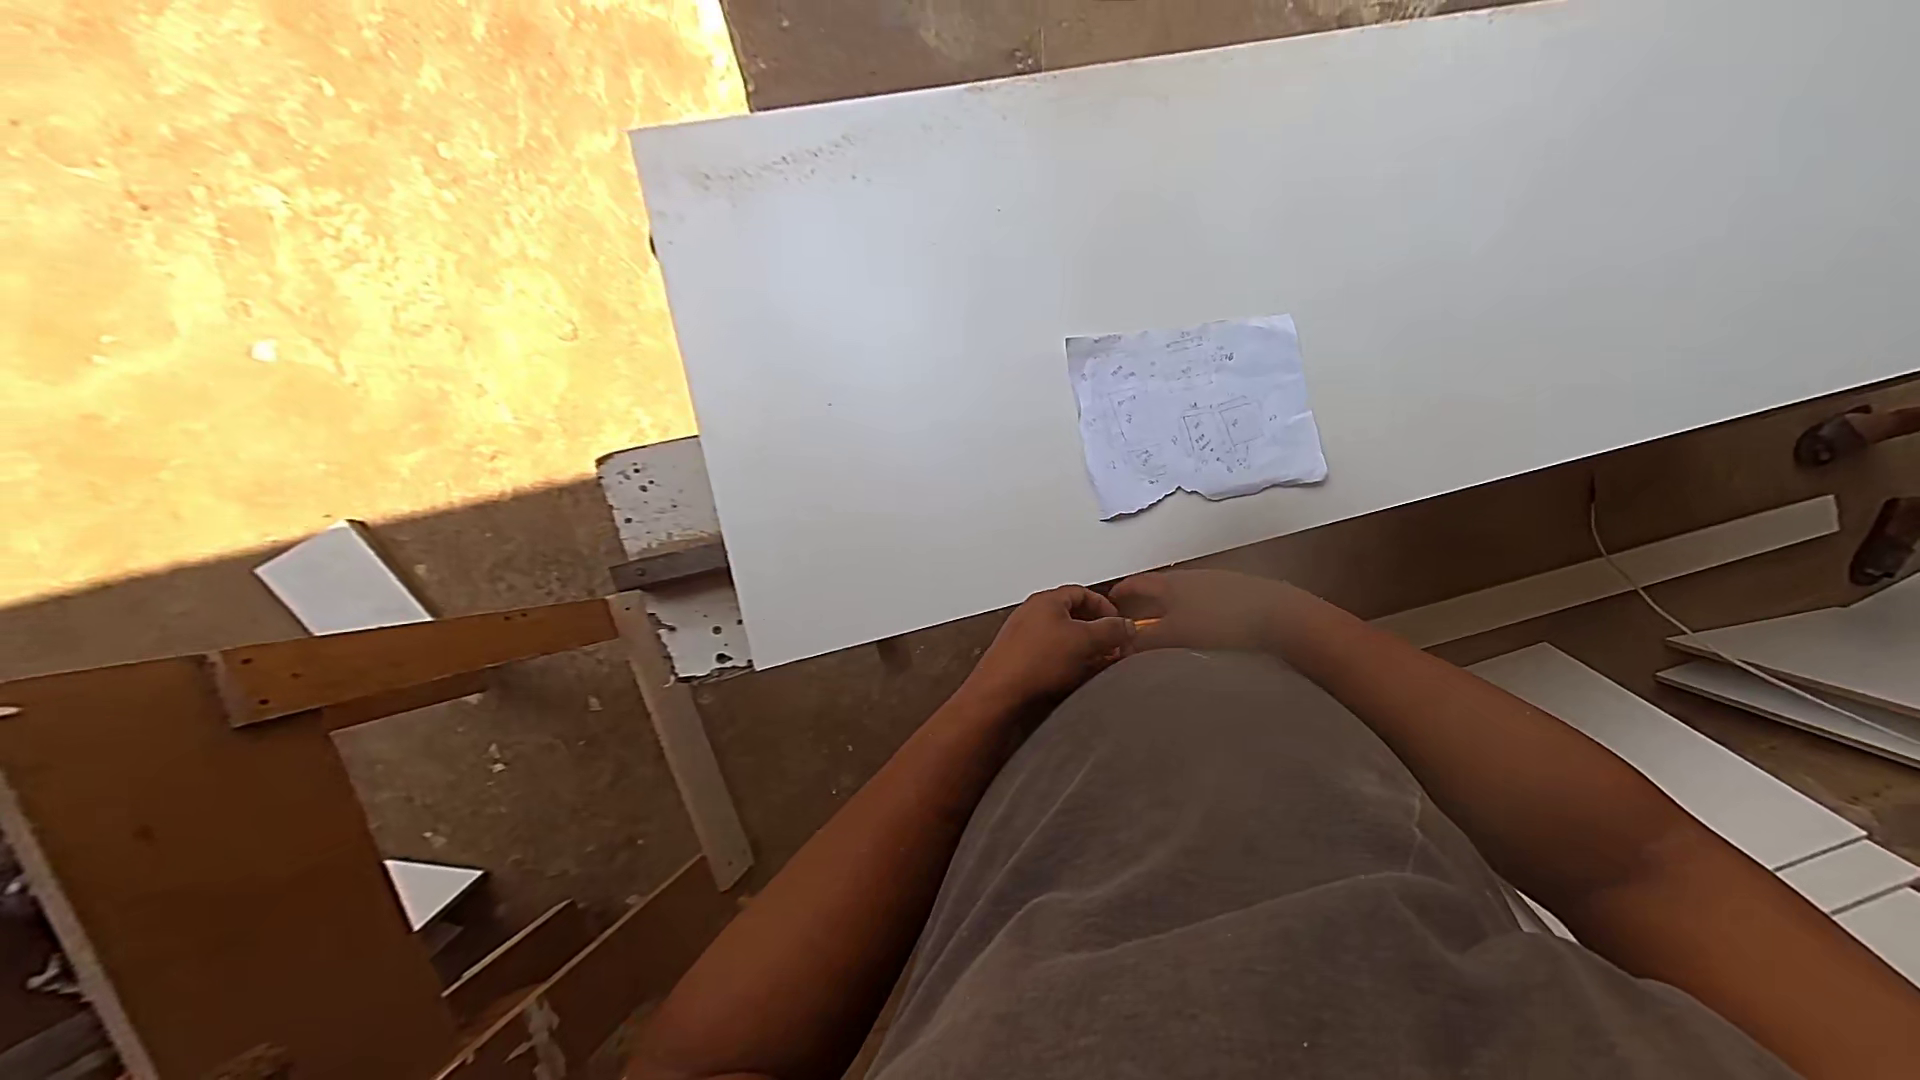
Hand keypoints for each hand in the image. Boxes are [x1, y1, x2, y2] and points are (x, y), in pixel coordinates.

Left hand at [959, 586, 1136, 708]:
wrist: (999, 694)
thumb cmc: (1032, 662)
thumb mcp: (1085, 640)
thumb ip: (1111, 630)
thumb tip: (1126, 626)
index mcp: (1046, 601)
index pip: (1082, 592)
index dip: (1104, 606)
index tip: (1118, 622)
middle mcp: (1032, 616)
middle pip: (1073, 617)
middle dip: (1096, 632)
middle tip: (1112, 646)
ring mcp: (1024, 639)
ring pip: (1062, 639)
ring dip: (1084, 651)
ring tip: (1098, 665)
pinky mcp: (1020, 661)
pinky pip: (1050, 658)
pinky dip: (1067, 665)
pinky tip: (1076, 678)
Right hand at [1109, 570, 1297, 653]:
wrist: (1280, 616)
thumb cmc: (1222, 620)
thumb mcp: (1175, 634)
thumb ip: (1145, 640)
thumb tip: (1123, 647)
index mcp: (1171, 583)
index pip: (1137, 583)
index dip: (1122, 592)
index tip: (1111, 601)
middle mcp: (1192, 580)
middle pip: (1160, 589)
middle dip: (1146, 604)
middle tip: (1136, 622)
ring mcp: (1217, 586)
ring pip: (1184, 598)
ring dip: (1172, 612)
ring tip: (1168, 633)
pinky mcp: (1239, 597)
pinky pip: (1206, 606)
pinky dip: (1195, 617)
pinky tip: (1203, 634)